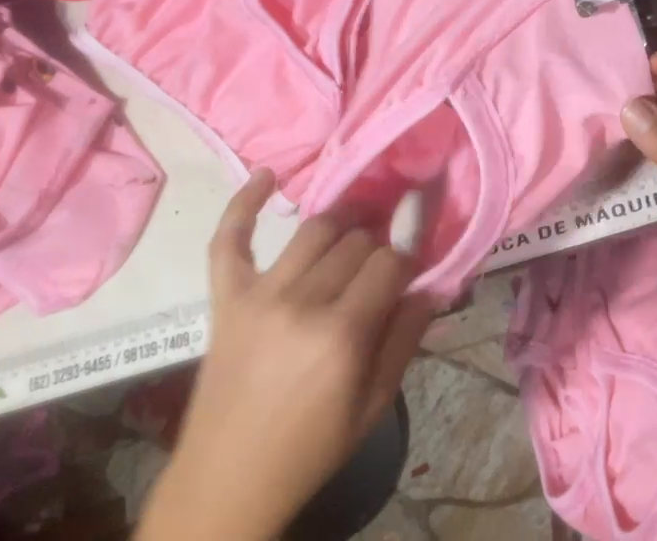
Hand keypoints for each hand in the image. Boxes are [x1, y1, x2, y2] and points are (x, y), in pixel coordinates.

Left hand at [139, 171, 434, 540]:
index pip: (391, 262)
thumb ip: (406, 337)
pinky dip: (244, 204)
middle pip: (356, 242)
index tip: (419, 254)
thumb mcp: (375, 403)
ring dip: (343, 220)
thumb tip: (432, 284)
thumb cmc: (312, 448)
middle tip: (388, 255)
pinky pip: (230, 241)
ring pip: (313, 230)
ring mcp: (257, 296)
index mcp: (343, 334)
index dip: (410, 255)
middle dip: (380, 243)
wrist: (227, 481)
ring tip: (360, 221)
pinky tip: (267, 176)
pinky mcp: (224, 300)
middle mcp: (301, 302)